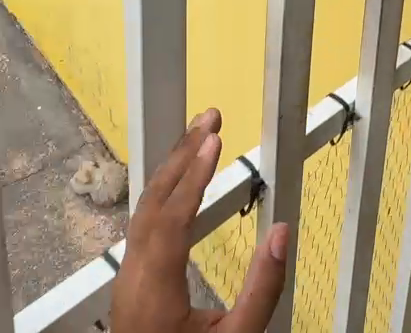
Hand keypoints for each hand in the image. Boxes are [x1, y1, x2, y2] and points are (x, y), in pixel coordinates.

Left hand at [109, 108, 290, 332]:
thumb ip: (262, 290)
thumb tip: (282, 230)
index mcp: (154, 295)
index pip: (171, 221)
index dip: (193, 177)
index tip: (216, 138)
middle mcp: (134, 280)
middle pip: (152, 204)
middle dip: (181, 155)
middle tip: (212, 114)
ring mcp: (128, 280)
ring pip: (144, 210)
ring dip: (172, 167)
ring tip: (202, 132)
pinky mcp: (132, 282)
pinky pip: (145, 222)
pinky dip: (166, 190)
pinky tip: (183, 177)